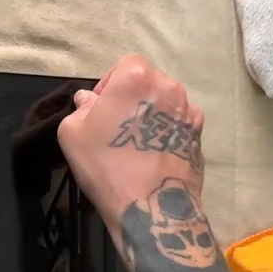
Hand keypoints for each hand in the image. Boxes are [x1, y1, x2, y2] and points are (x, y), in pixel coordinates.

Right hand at [56, 53, 205, 216]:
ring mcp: (189, 111)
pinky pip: (178, 124)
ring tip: (138, 143)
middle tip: (117, 127)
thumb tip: (90, 101)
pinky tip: (154, 155)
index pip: (126, 65)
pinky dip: (166, 132)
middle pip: (148, 82)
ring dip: (151, 114)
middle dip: (133, 97)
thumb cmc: (106, 164)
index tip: (101, 109)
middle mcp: (169, 86)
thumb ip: (80, 107)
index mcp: (137, 78)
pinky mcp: (200, 135)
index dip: (111, 83)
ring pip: (165, 103)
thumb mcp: (72, 133)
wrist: (152, 206)